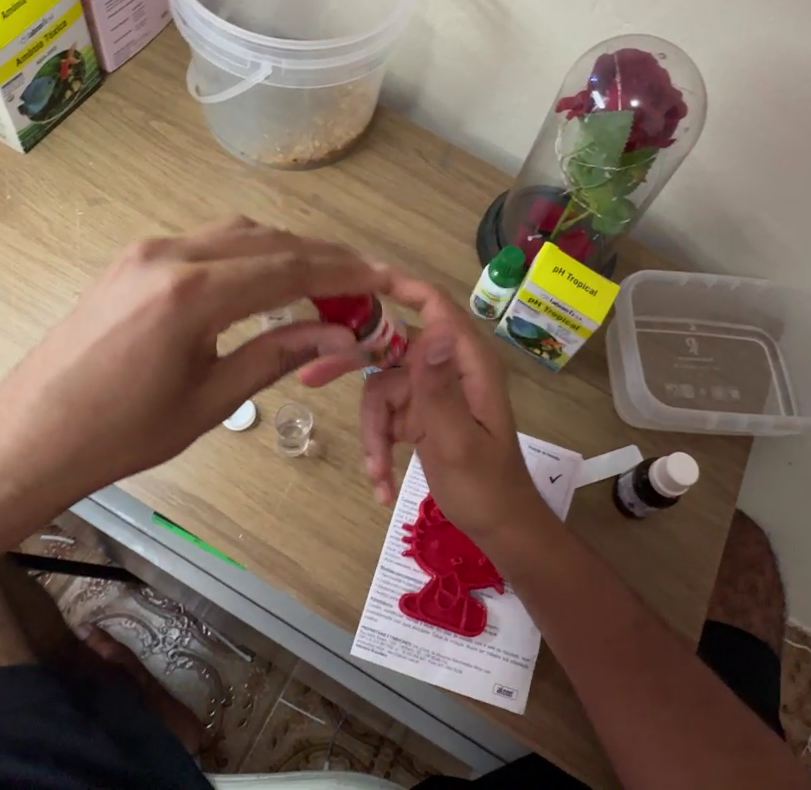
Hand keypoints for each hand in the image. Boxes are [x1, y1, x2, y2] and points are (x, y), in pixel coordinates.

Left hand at [0, 218, 383, 535]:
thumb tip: (343, 336)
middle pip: (269, 239)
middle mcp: (170, 254)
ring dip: (288, 250)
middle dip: (324, 257)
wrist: (28, 439)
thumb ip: (279, 356)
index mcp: (191, 293)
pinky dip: (251, 253)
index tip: (386, 279)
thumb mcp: (210, 401)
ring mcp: (147, 251)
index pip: (289, 269)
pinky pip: (208, 241)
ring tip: (327, 280)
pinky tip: (269, 279)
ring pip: (239, 233)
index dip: (345, 274)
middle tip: (368, 280)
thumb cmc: (119, 435)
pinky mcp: (133, 261)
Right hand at [319, 269, 553, 549]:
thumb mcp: (459, 441)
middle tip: (311, 378)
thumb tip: (432, 334)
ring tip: (378, 474)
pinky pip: (388, 415)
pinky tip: (382, 482)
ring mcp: (435, 389)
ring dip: (374, 431)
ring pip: (382, 388)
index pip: (433, 304)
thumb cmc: (487, 487)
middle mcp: (450, 365)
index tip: (352, 284)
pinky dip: (380, 445)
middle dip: (355, 368)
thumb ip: (440, 388)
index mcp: (469, 361)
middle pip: (393, 347)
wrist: (500, 527)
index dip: (396, 285)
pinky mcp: (423, 413)